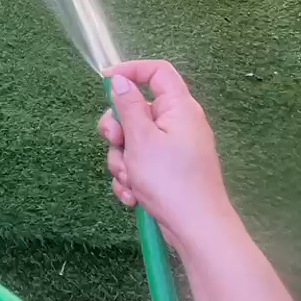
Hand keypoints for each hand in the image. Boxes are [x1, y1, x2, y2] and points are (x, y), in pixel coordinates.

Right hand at [99, 59, 242, 257]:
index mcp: (179, 109)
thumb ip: (127, 105)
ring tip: (128, 180)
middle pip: (135, 109)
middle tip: (114, 142)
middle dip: (117, 129)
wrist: (196, 230)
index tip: (104, 82)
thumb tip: (118, 80)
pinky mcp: (166, 171)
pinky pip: (138, 162)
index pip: (157, 72)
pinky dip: (130, 177)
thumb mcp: (141, 138)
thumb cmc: (170, 179)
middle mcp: (177, 124)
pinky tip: (132, 196)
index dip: (130, 70)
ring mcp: (172, 149)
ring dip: (121, 159)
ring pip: (132, 139)